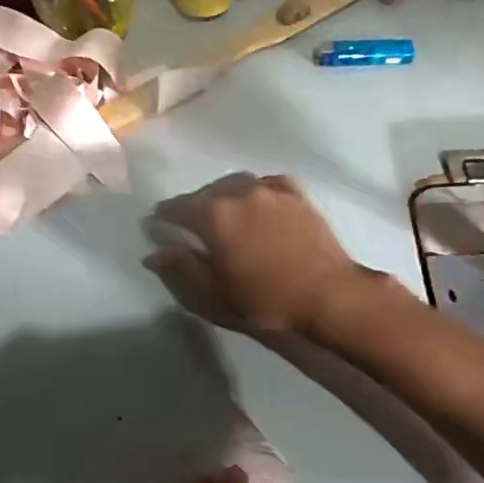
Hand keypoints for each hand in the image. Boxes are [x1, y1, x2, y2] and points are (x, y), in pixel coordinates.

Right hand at [145, 173, 377, 333]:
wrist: (328, 293)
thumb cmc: (268, 300)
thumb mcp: (217, 295)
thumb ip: (184, 269)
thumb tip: (154, 253)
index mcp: (215, 216)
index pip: (179, 207)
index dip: (165, 215)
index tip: (159, 223)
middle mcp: (241, 193)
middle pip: (208, 192)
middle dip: (195, 204)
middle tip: (192, 222)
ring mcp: (273, 190)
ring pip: (238, 183)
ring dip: (224, 194)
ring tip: (224, 210)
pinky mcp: (298, 194)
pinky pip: (269, 183)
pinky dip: (256, 190)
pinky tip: (259, 201)